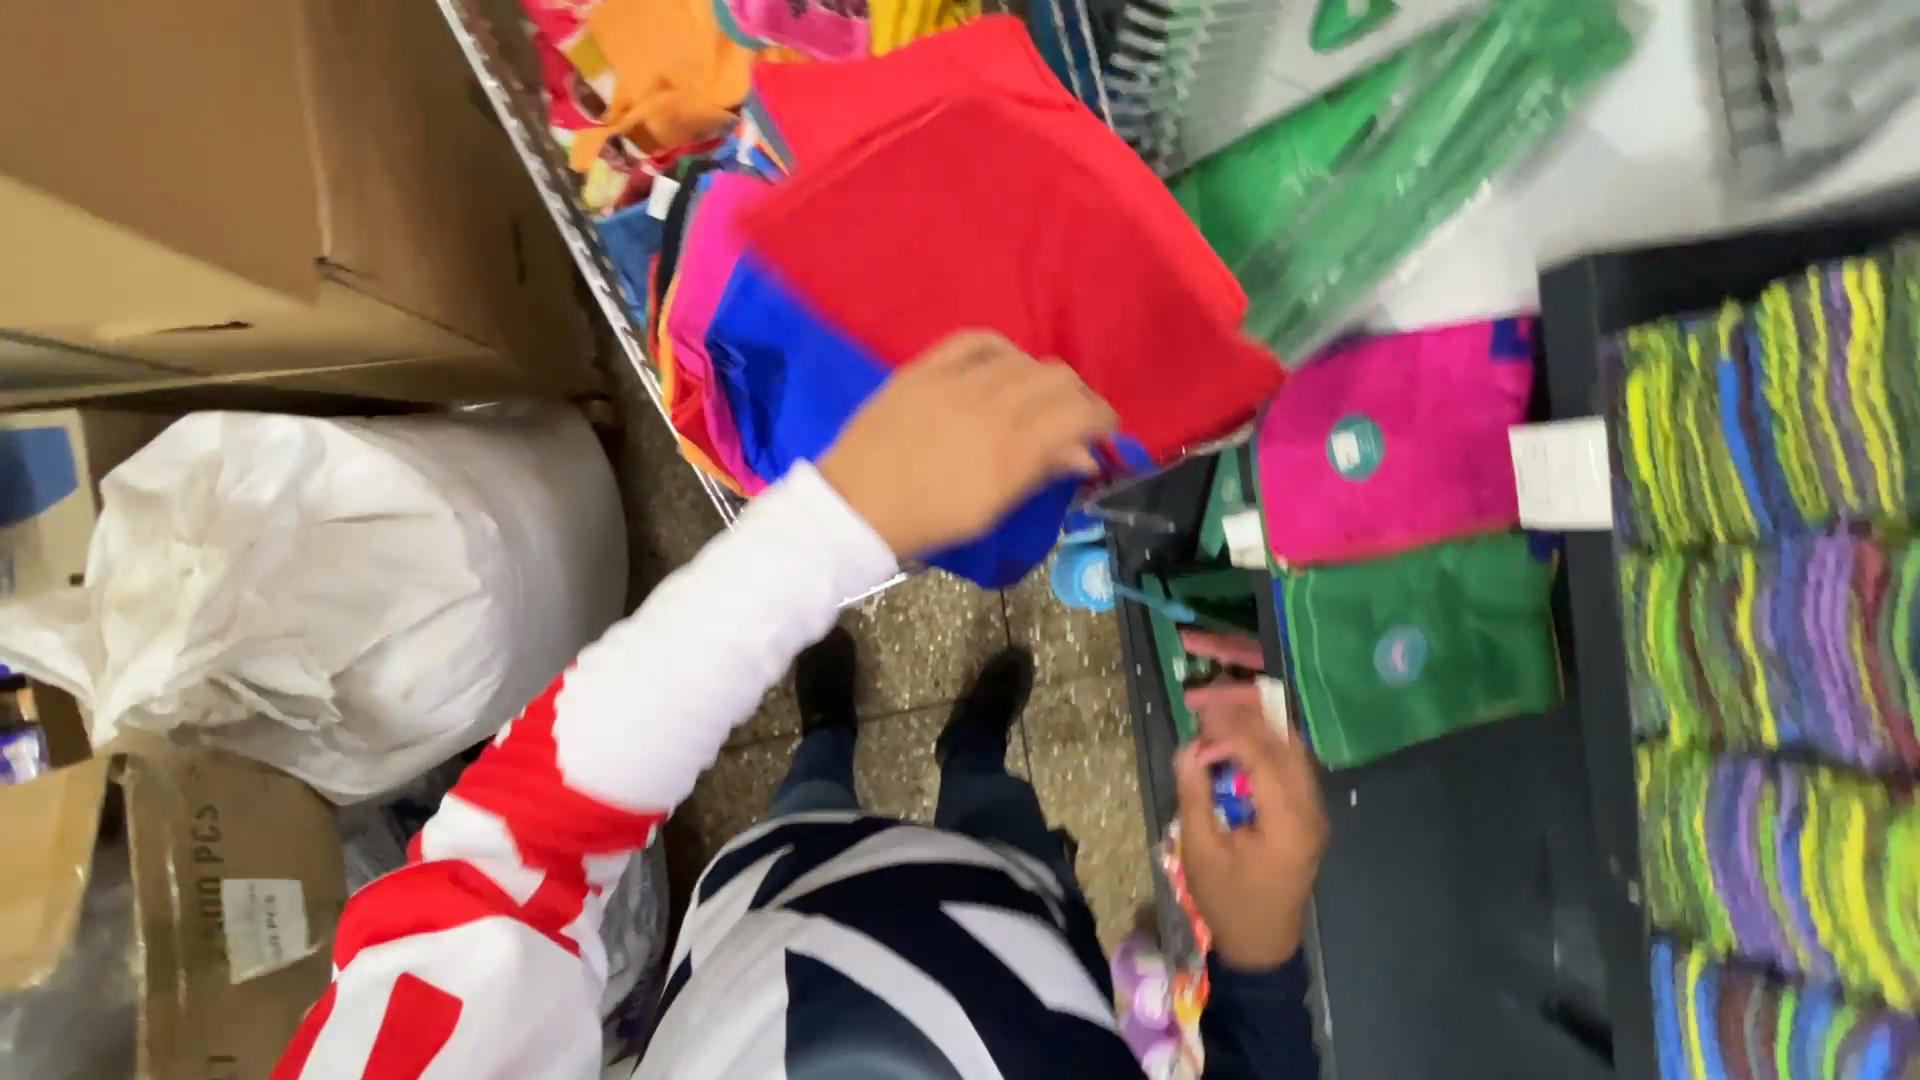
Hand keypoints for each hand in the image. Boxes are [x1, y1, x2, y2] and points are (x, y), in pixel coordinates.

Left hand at [817, 332, 1118, 557]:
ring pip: (1022, 358)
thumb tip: (1085, 454)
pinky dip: (1000, 349)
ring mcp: (956, 382)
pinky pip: (975, 340)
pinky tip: (1003, 364)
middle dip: (1078, 395)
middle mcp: (991, 407)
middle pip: (1057, 378)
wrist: (859, 504)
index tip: (1105, 427)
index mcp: (1012, 451)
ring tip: (1036, 394)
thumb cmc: (931, 518)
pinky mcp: (925, 368)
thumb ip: (1041, 472)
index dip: (1103, 416)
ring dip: (1041, 375)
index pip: (1079, 413)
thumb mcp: (993, 507)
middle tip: (1075, 414)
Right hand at [1174, 697, 1327, 971]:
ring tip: (1221, 705)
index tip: (1197, 711)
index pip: (1263, 754)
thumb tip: (1190, 745)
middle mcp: (1311, 809)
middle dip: (1246, 711)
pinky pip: (1291, 764)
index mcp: (1289, 821)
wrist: (1261, 946)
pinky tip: (1238, 733)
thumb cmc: (1228, 901)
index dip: (1229, 727)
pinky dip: (1265, 741)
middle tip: (1208, 694)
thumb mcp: (1201, 850)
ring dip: (1258, 722)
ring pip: (1292, 748)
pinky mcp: (1306, 814)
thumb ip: (1195, 793)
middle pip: (1285, 742)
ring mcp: (1314, 811)